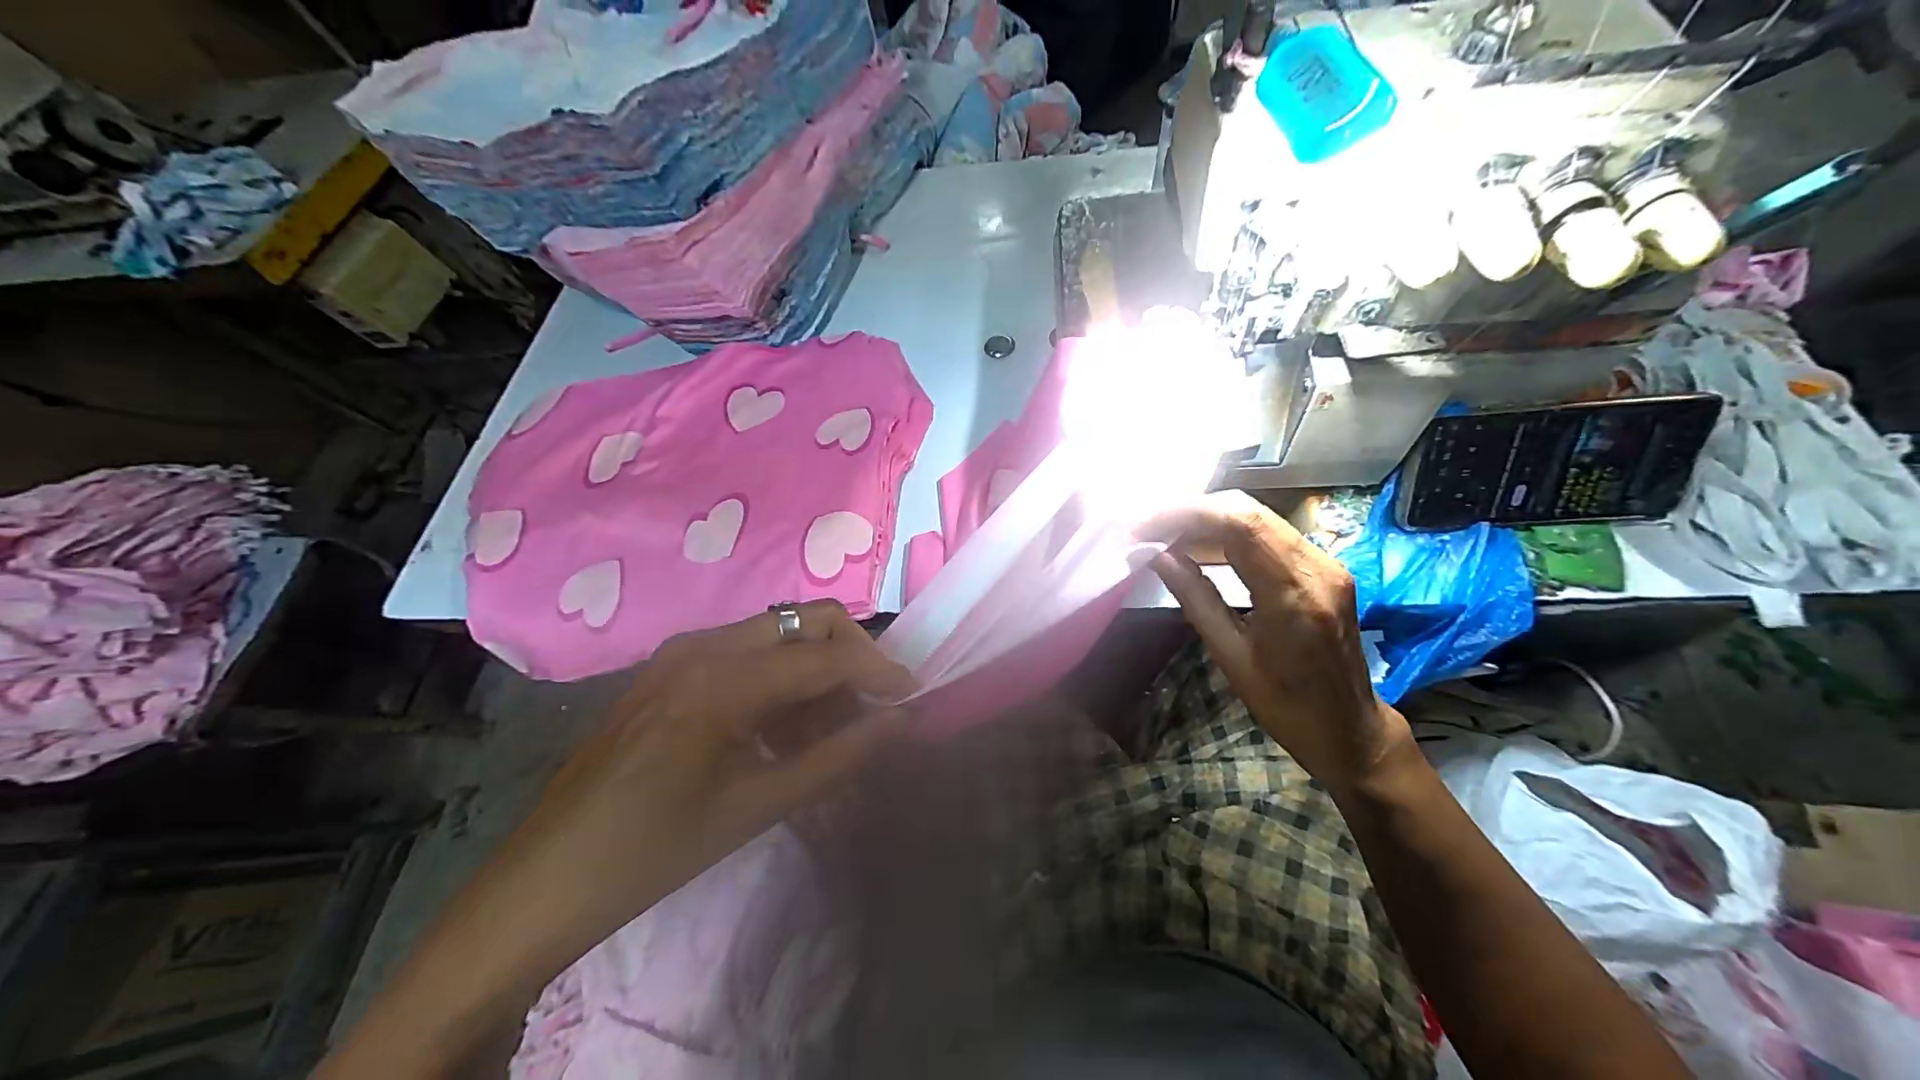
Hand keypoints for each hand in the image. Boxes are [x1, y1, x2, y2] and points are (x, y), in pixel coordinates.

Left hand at [490, 599, 915, 949]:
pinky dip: (780, 681)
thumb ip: (838, 756)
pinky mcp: (669, 670)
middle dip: (852, 657)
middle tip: (876, 708)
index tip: (915, 697)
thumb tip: (899, 723)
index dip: (880, 672)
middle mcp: (704, 646)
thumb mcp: (758, 805)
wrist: (545, 881)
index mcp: (723, 679)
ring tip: (836, 731)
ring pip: (777, 635)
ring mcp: (681, 653)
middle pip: (805, 621)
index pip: (826, 656)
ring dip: (817, 671)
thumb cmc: (656, 851)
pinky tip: (787, 732)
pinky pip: (744, 655)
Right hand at [1138, 492, 1413, 791]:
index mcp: (1293, 595)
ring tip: (1166, 536)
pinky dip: (1231, 533)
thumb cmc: (1286, 706)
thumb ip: (1195, 598)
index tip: (1144, 527)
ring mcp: (1327, 565)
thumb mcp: (1231, 656)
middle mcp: (1317, 568)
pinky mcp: (1325, 569)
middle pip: (1249, 511)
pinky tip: (1202, 546)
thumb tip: (1156, 557)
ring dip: (1210, 520)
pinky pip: (1272, 535)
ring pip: (1260, 517)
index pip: (1239, 525)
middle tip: (1149, 528)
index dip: (1186, 515)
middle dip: (1193, 511)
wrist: (1350, 729)